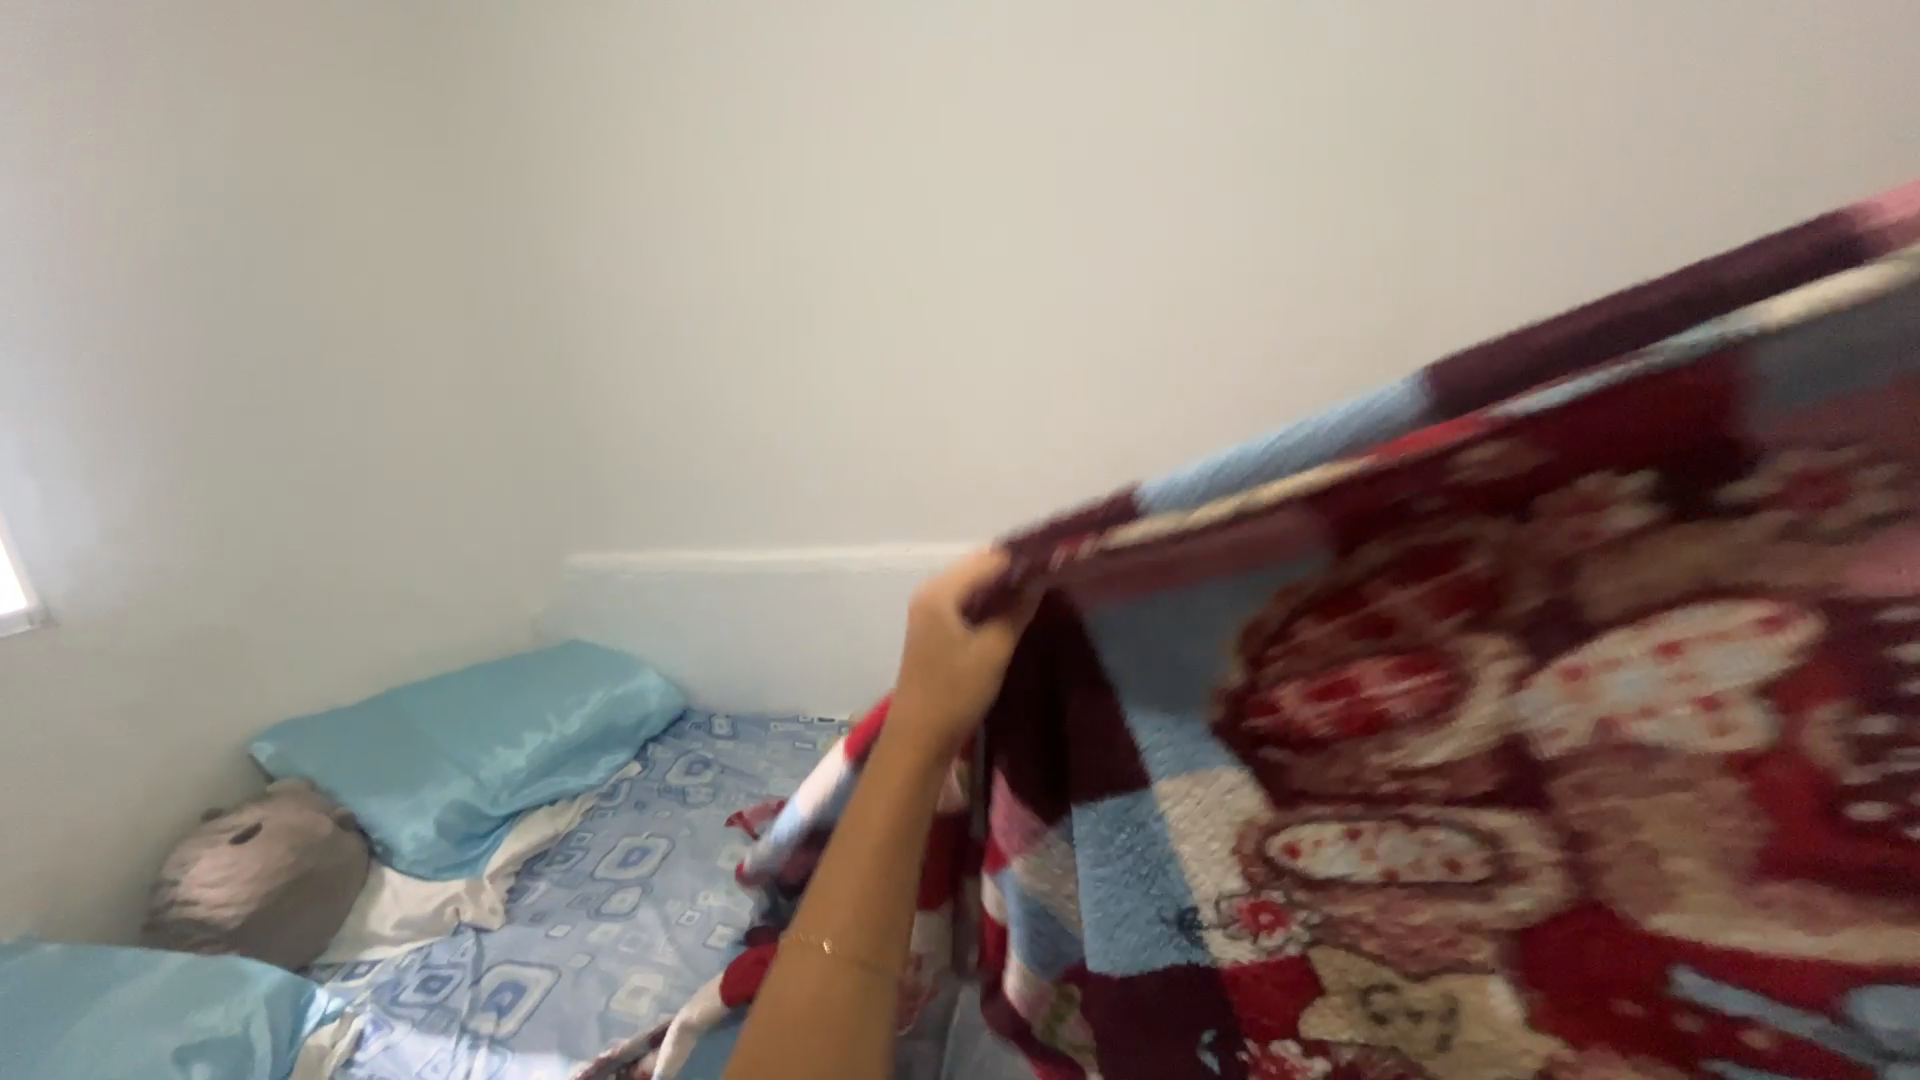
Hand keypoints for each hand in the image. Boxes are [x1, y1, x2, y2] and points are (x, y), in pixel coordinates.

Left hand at [887, 549, 1037, 757]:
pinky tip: (1015, 610)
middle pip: (978, 567)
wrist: (918, 738)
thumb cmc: (955, 693)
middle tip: (1052, 576)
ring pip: (973, 585)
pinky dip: (989, 602)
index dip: (1021, 560)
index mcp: (940, 591)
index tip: (1056, 563)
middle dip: (1013, 571)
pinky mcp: (934, 627)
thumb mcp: (993, 651)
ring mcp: (930, 609)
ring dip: (1003, 587)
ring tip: (1040, 590)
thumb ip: (1016, 610)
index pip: (988, 560)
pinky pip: (966, 602)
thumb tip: (1040, 580)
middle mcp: (931, 591)